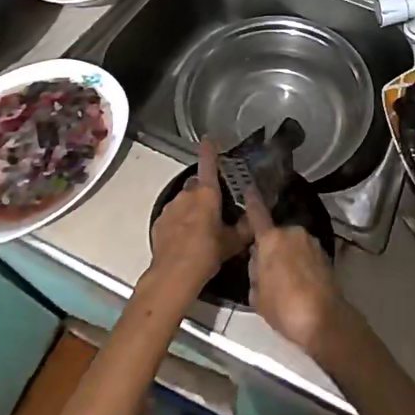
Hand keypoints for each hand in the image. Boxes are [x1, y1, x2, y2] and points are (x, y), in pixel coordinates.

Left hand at [148, 141, 248, 294]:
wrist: (173, 275)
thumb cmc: (206, 252)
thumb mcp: (233, 242)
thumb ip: (246, 227)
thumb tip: (256, 218)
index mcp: (207, 193)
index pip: (208, 163)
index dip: (210, 150)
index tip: (209, 139)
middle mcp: (187, 195)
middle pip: (197, 185)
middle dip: (205, 192)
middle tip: (215, 209)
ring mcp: (170, 208)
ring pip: (184, 201)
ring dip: (191, 208)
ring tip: (200, 229)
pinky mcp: (158, 223)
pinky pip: (172, 216)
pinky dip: (179, 222)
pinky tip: (185, 239)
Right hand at [244, 188, 351, 357]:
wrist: (322, 318)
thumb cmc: (283, 307)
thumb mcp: (256, 295)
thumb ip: (254, 272)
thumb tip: (258, 262)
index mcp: (272, 239)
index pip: (258, 215)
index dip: (252, 202)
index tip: (249, 189)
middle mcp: (292, 233)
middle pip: (274, 235)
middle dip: (269, 247)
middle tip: (265, 272)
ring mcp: (311, 241)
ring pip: (290, 243)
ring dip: (286, 255)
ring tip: (284, 280)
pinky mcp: (324, 252)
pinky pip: (304, 252)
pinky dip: (299, 261)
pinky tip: (299, 282)